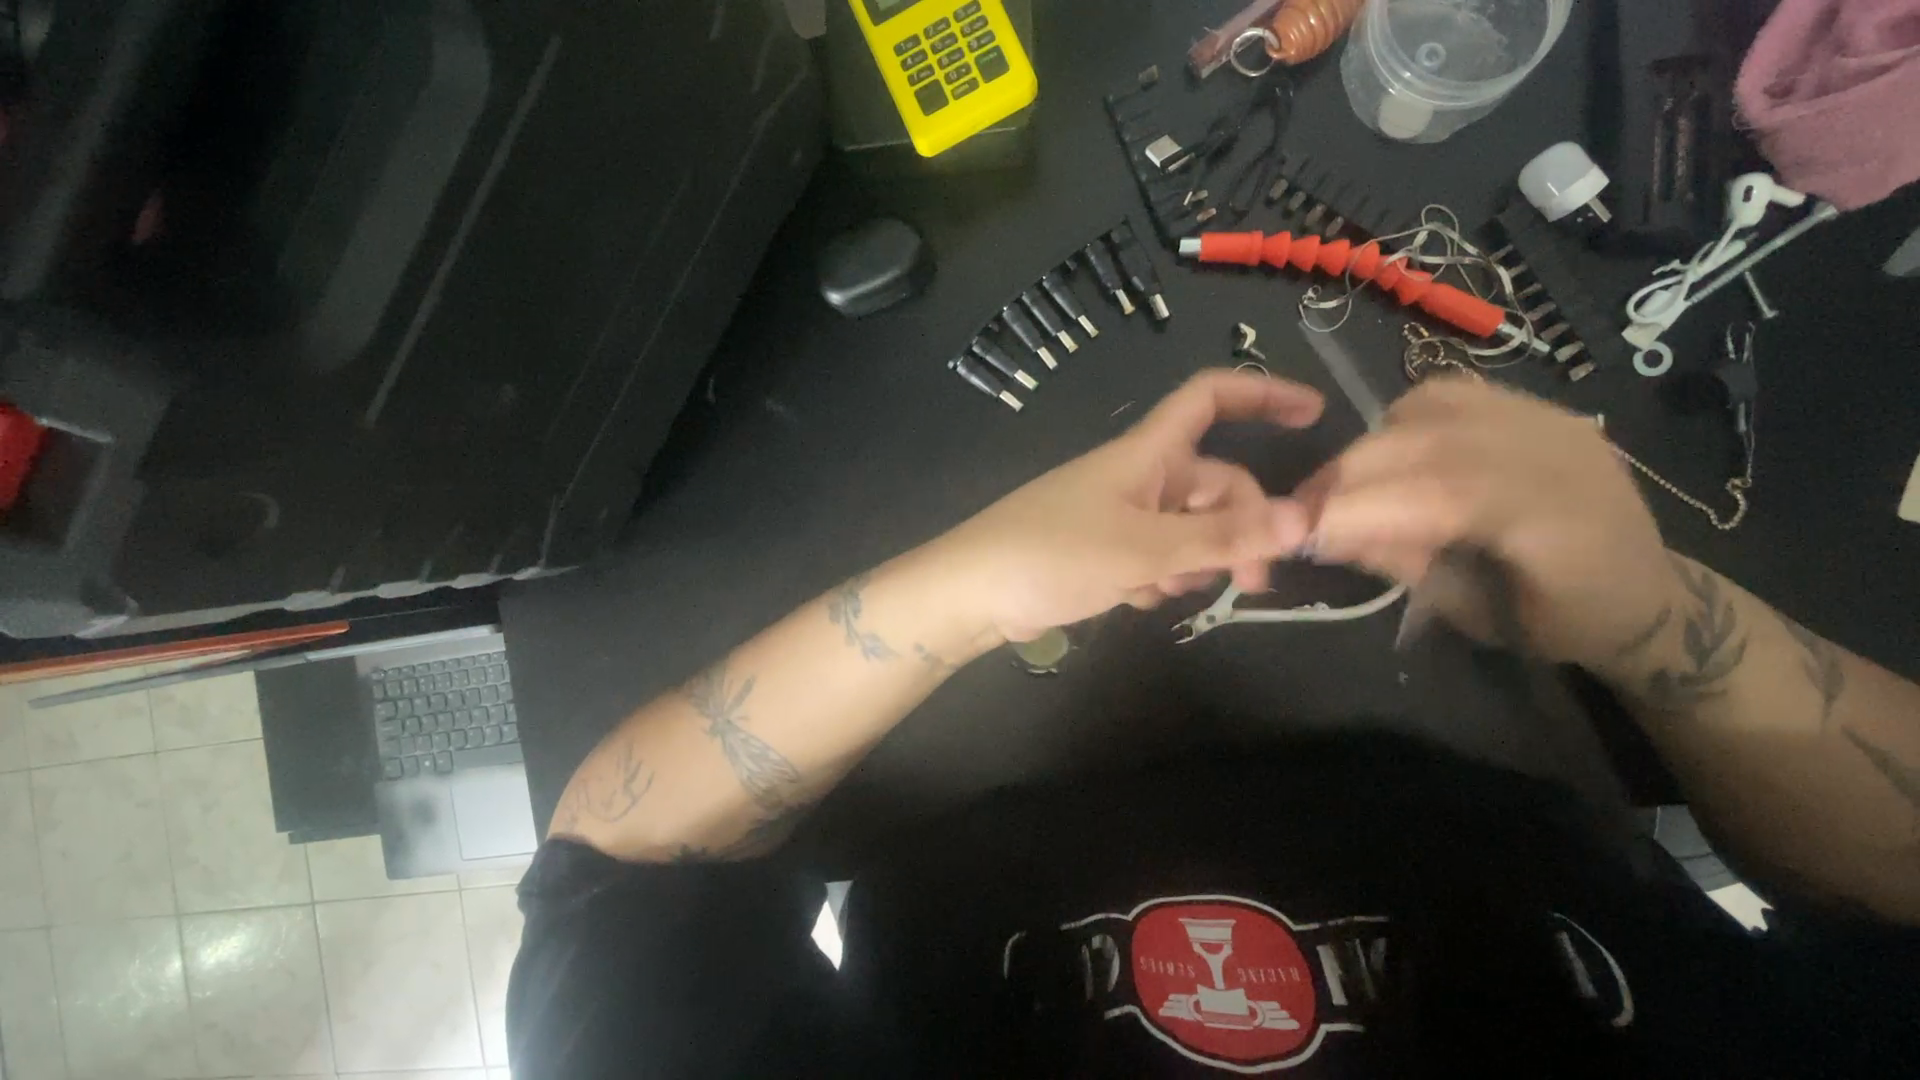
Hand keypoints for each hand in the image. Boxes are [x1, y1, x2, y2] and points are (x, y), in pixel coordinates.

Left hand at [934, 370, 1324, 641]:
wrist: (970, 594)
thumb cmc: (1051, 554)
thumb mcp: (1143, 548)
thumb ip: (1221, 538)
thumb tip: (1304, 519)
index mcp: (1145, 454)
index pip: (1208, 399)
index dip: (1262, 395)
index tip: (1314, 415)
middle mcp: (1136, 477)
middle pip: (1213, 483)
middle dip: (1241, 525)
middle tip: (1254, 580)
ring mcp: (1118, 515)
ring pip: (1188, 526)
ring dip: (1200, 558)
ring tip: (1177, 590)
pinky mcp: (1102, 551)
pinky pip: (1156, 554)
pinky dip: (1162, 575)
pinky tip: (1142, 599)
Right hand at [1299, 377, 1671, 668]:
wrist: (1646, 592)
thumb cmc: (1559, 622)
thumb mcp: (1474, 613)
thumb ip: (1404, 564)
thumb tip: (1322, 534)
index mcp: (1563, 522)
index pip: (1446, 495)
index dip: (1364, 507)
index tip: (1303, 531)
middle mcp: (1562, 455)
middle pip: (1431, 443)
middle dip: (1351, 474)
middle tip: (1300, 508)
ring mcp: (1551, 421)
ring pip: (1432, 410)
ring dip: (1371, 446)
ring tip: (1340, 485)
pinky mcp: (1537, 407)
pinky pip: (1450, 395)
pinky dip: (1401, 421)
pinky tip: (1388, 453)